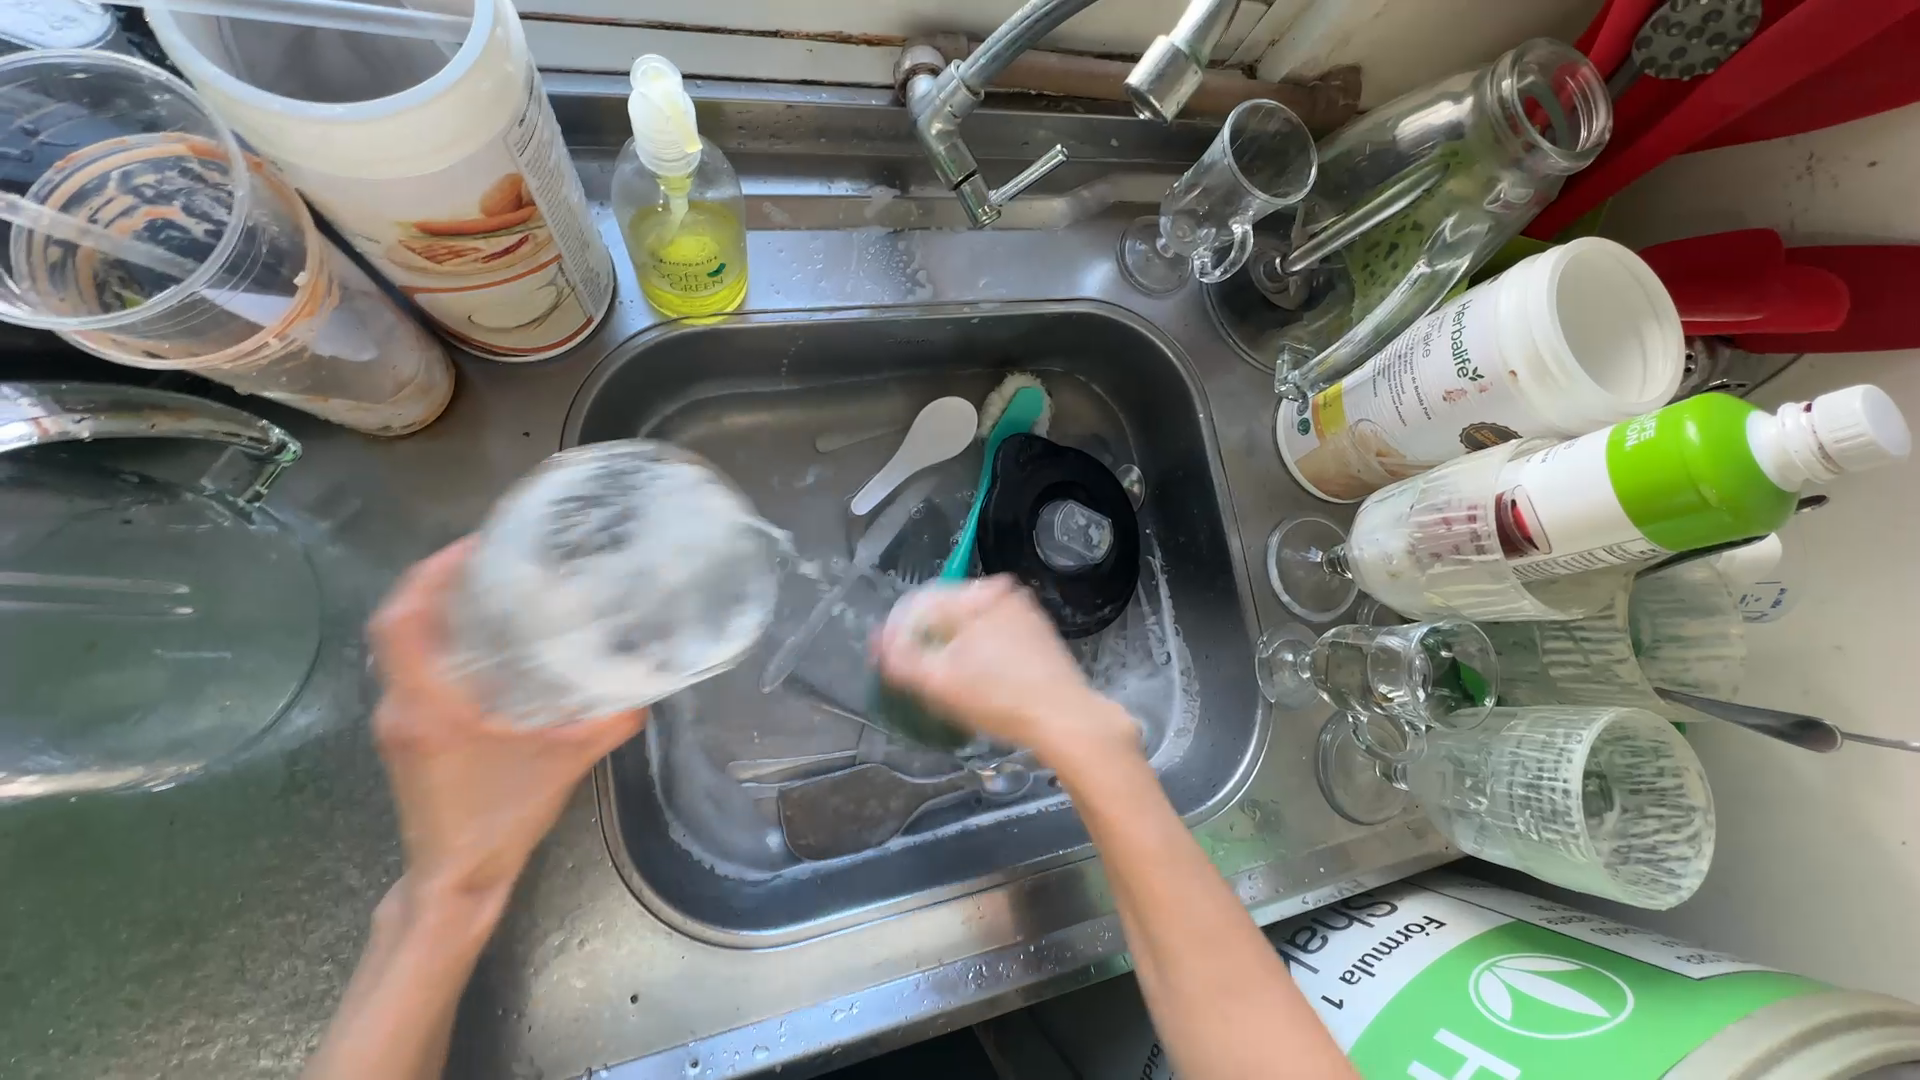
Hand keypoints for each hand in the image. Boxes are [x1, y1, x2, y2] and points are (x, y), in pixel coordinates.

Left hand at [367, 538, 643, 907]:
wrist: (454, 879)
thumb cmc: (501, 818)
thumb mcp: (566, 762)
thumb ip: (610, 720)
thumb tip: (650, 683)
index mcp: (428, 706)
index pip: (403, 621)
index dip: (430, 575)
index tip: (473, 546)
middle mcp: (400, 706)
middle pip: (398, 625)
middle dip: (437, 583)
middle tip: (493, 559)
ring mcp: (397, 722)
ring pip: (402, 648)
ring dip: (436, 612)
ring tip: (491, 590)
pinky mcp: (406, 735)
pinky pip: (412, 670)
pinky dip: (439, 643)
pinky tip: (485, 644)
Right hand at [874, 576, 1138, 767]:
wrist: (1066, 719)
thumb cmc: (1000, 699)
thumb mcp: (939, 683)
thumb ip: (900, 659)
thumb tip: (879, 642)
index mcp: (976, 594)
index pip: (920, 603)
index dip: (900, 633)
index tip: (892, 662)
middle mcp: (1000, 591)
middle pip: (946, 611)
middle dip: (928, 640)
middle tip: (920, 675)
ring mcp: (1023, 609)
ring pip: (971, 623)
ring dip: (954, 646)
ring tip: (949, 681)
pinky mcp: (1037, 630)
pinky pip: (994, 632)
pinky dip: (980, 650)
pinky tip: (981, 680)